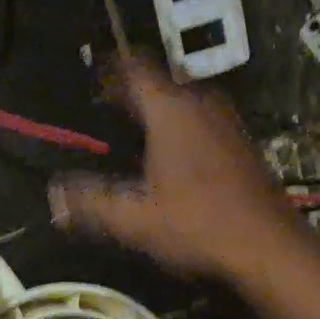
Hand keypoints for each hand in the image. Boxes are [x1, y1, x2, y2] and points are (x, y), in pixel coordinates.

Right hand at [47, 57, 299, 277]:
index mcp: (171, 111)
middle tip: (105, 114)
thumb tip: (53, 199)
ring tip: (131, 138)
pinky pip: (200, 126)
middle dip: (131, 98)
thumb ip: (91, 205)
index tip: (93, 85)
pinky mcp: (240, 146)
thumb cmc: (197, 227)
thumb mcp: (134, 221)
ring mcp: (226, 123)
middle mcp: (201, 105)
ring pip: (182, 107)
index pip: (134, 72)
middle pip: (159, 87)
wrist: (266, 246)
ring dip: (157, 117)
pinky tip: (168, 164)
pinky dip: (179, 135)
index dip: (110, 74)